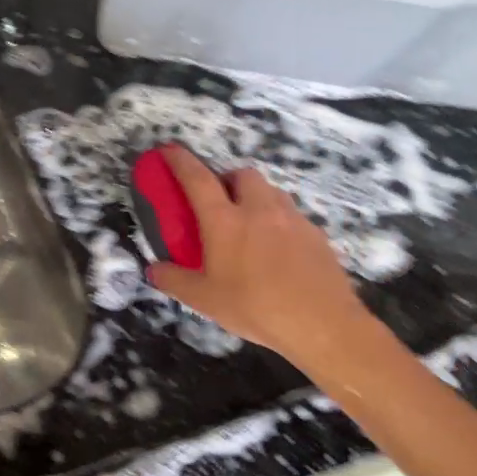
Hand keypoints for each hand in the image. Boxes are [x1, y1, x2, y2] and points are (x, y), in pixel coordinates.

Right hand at [146, 146, 376, 366]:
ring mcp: (293, 221)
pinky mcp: (317, 236)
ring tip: (248, 226)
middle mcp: (259, 211)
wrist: (323, 325)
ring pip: (271, 192)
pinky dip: (278, 221)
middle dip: (227, 179)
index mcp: (225, 222)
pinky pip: (292, 216)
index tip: (168, 150)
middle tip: (218, 203)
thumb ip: (173, 280)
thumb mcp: (203, 299)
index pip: (197, 179)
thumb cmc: (254, 307)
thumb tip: (153, 269)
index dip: (180, 161)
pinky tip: (275, 251)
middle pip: (242, 175)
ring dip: (254, 197)